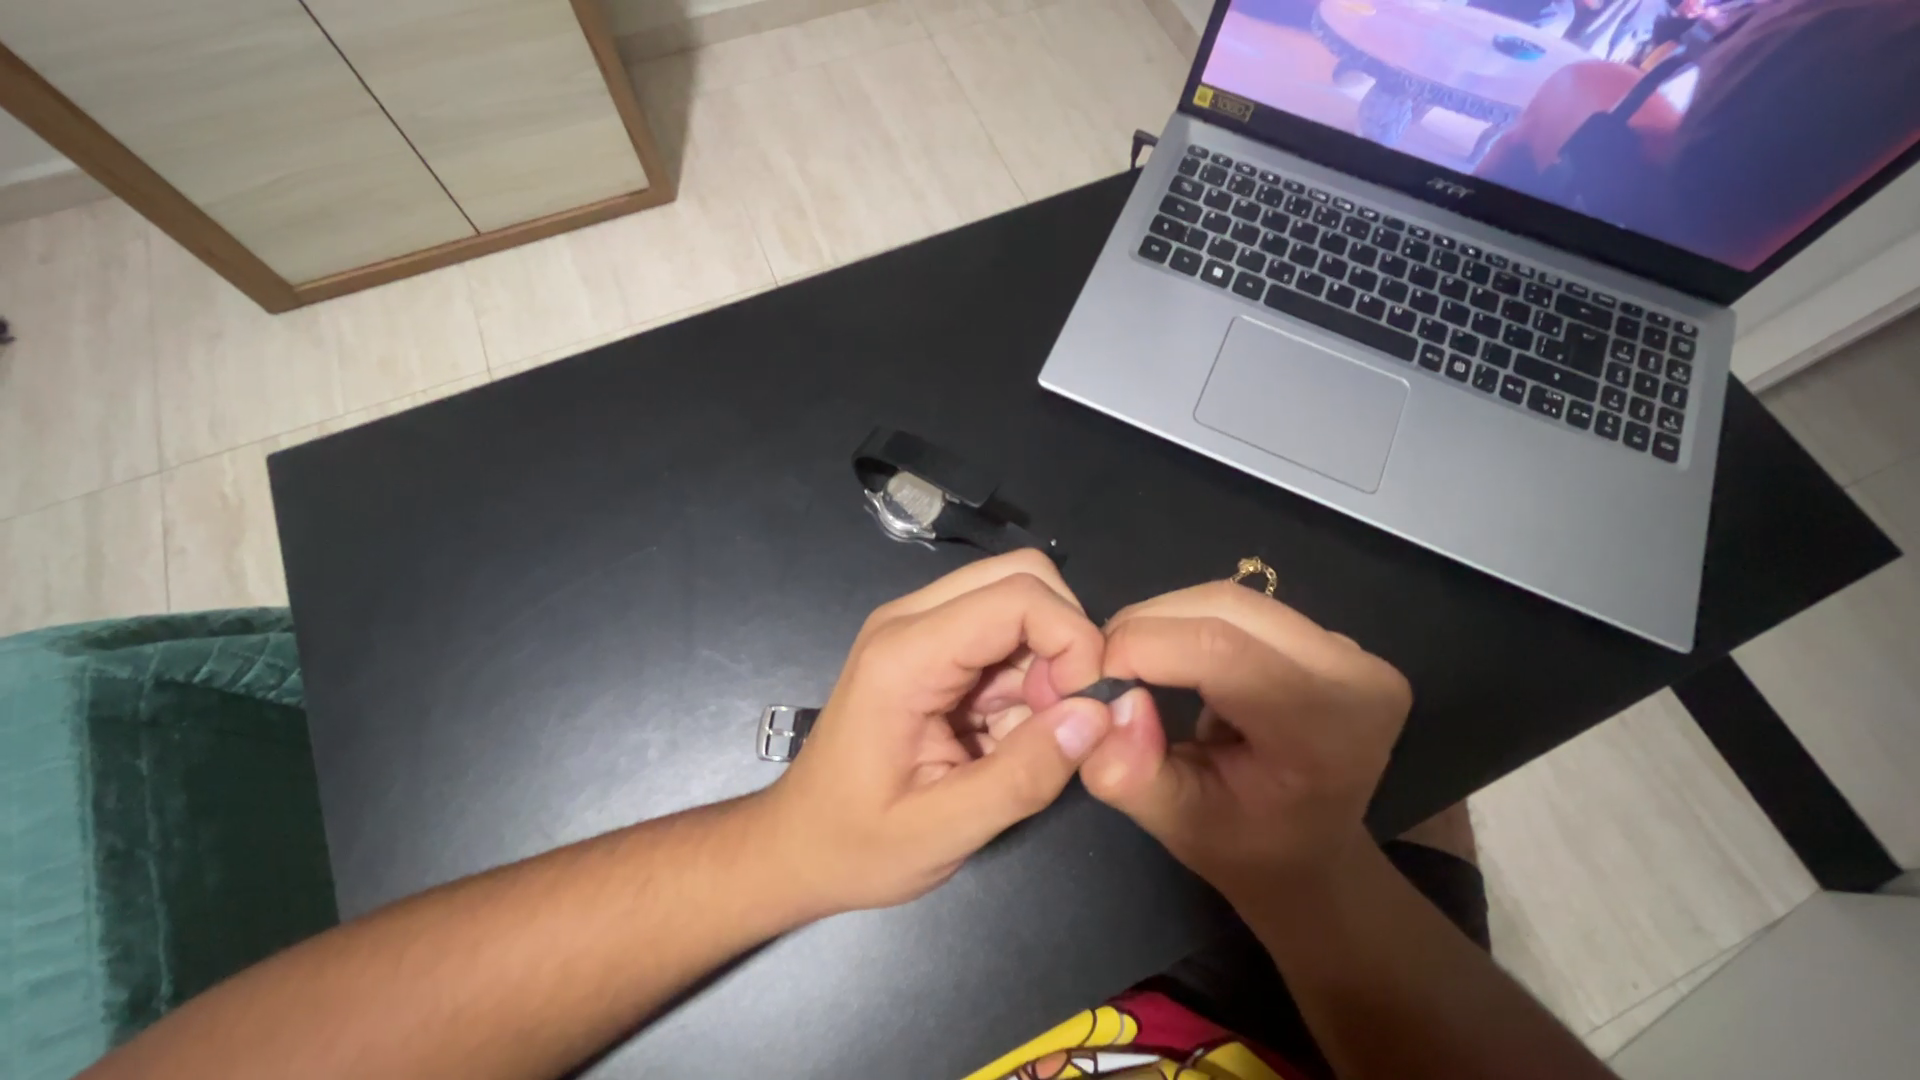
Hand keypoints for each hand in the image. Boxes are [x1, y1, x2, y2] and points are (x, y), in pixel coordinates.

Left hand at [759, 550, 1111, 914]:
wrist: (797, 846)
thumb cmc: (856, 844)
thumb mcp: (943, 831)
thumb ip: (1024, 775)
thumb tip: (1098, 715)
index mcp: (905, 655)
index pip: (1018, 597)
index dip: (1073, 640)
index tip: (1089, 709)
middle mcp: (911, 621)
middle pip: (1021, 579)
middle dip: (1065, 641)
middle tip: (1062, 716)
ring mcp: (919, 630)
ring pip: (1017, 605)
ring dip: (1046, 666)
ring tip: (1026, 740)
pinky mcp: (930, 649)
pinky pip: (1003, 638)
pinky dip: (1027, 680)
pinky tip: (1005, 736)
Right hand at [1079, 582, 1410, 901]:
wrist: (1310, 852)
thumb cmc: (1246, 847)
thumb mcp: (1176, 825)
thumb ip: (1131, 773)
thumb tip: (1110, 703)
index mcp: (1326, 730)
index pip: (1221, 649)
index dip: (1142, 646)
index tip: (1092, 680)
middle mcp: (1353, 674)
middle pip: (1222, 607)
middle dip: (1145, 627)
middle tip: (1105, 670)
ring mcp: (1350, 650)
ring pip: (1228, 599)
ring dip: (1165, 621)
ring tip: (1136, 666)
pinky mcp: (1332, 637)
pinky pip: (1241, 607)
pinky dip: (1190, 622)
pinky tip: (1177, 662)